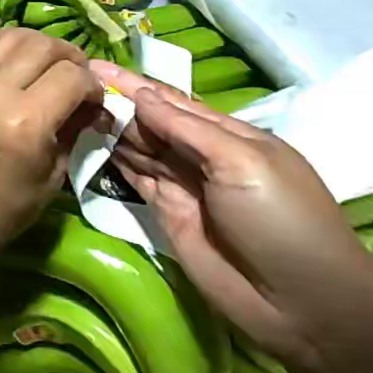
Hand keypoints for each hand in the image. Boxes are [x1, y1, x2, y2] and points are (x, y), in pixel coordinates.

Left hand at [0, 11, 102, 252]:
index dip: (92, 85)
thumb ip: (74, 130)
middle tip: (77, 77)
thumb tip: (95, 103)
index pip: (73, 78)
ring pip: (12, 36)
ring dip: (38, 41)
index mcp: (26, 122)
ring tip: (49, 59)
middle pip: (45, 48)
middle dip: (71, 58)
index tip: (94, 99)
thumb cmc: (3, 207)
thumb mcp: (52, 177)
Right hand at [93, 61, 372, 372]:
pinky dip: (112, 161)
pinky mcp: (168, 215)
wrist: (304, 307)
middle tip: (69, 85)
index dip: (134, 82)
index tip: (93, 64)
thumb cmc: (282, 220)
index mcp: (227, 132)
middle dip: (116, 102)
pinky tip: (86, 143)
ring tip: (69, 107)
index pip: (171, 99)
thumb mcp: (241, 163)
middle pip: (151, 120)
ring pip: (140, 147)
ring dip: (110, 128)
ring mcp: (183, 185)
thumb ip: (187, 128)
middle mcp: (201, 153)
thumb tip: (140, 94)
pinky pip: (135, 179)